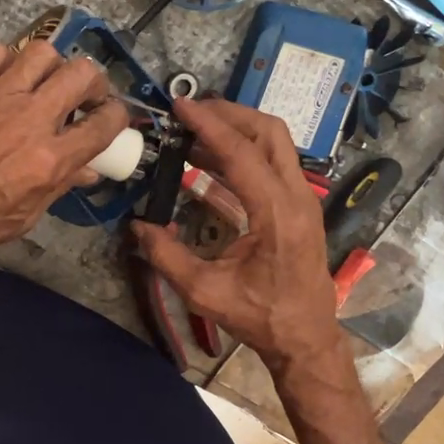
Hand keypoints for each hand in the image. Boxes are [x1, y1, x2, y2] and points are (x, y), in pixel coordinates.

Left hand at [0, 41, 130, 259]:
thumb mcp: (27, 215)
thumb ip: (61, 184)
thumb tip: (89, 170)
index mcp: (50, 158)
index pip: (104, 122)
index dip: (118, 117)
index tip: (111, 119)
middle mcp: (30, 118)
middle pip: (82, 74)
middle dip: (92, 84)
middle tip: (83, 97)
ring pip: (42, 52)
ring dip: (51, 66)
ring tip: (44, 83)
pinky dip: (6, 61)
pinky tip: (4, 80)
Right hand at [130, 100, 339, 373]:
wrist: (306, 337)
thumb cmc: (259, 316)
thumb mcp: (204, 291)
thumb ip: (166, 256)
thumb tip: (138, 227)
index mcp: (276, 213)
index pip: (241, 153)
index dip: (209, 125)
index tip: (181, 106)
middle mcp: (296, 196)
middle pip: (269, 132)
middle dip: (229, 113)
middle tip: (190, 112)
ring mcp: (303, 199)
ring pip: (276, 142)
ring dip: (237, 129)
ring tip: (194, 131)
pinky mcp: (299, 206)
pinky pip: (273, 162)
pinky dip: (243, 150)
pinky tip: (208, 160)